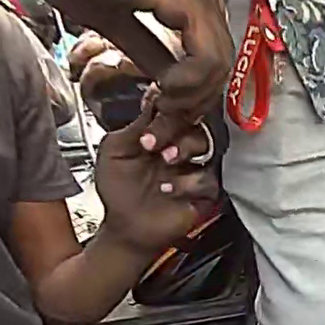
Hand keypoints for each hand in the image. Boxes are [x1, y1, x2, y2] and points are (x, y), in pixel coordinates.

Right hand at [7, 0, 228, 158]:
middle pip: (221, 55)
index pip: (208, 45)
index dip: (192, 88)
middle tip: (166, 116)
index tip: (164, 108)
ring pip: (221, 57)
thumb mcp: (109, 17)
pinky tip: (163, 89)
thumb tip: (167, 79)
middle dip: (198, 98)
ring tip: (163, 105)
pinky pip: (206, 52)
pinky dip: (189, 82)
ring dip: (194, 95)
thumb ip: (145, 48)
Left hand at [93, 102, 216, 252]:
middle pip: (197, 124)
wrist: (126, 227)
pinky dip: (189, 183)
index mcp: (163, 135)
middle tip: (154, 145)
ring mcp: (196, 169)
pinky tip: (168, 189)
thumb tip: (152, 98)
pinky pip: (210, 179)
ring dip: (186, 150)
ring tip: (165, 162)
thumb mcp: (114, 151)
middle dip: (177, 131)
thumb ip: (134, 126)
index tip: (148, 126)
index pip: (176, 112)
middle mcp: (182, 148)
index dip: (166, 115)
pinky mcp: (205, 193)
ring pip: (209, 147)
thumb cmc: (119, 190)